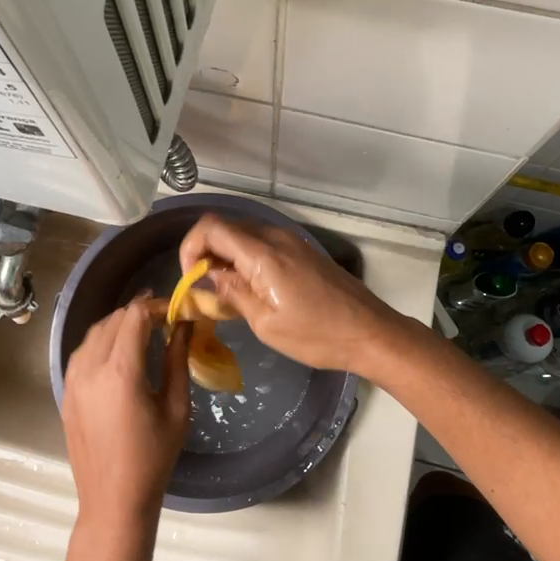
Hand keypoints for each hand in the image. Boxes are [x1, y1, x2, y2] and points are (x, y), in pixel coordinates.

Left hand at [60, 296, 190, 523]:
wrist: (113, 500)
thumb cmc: (153, 458)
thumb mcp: (176, 408)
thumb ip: (178, 361)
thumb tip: (183, 326)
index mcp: (121, 372)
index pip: (135, 317)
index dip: (156, 306)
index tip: (175, 310)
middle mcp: (91, 369)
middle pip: (113, 320)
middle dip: (138, 313)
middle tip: (163, 318)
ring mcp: (73, 381)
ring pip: (94, 333)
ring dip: (117, 324)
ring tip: (142, 331)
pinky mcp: (66, 393)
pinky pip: (82, 353)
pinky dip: (100, 342)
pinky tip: (117, 352)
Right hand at [179, 214, 416, 374]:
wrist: (369, 332)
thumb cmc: (317, 335)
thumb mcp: (266, 324)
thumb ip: (233, 294)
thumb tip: (210, 276)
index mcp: (263, 254)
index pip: (211, 227)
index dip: (190, 247)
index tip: (191, 278)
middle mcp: (275, 237)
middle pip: (225, 225)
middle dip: (205, 251)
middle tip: (204, 287)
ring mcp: (291, 240)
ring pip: (243, 232)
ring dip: (226, 254)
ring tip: (225, 290)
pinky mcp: (301, 249)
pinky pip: (262, 242)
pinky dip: (246, 256)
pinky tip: (251, 286)